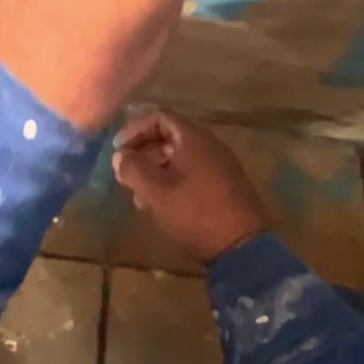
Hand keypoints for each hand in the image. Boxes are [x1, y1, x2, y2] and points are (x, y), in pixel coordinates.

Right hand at [112, 109, 268, 262]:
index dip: (135, 129)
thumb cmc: (195, 212)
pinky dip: (174, 180)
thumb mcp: (156, 192)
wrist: (243, 247)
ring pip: (181, 157)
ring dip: (157, 170)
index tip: (119, 150)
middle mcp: (210, 144)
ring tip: (140, 196)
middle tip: (126, 172)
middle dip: (144, 152)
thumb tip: (120, 156)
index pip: (160, 117)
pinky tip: (163, 205)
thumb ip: (133, 169)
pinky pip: (194, 172)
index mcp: (194, 138)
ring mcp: (222, 165)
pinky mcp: (227, 185)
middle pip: (170, 136)